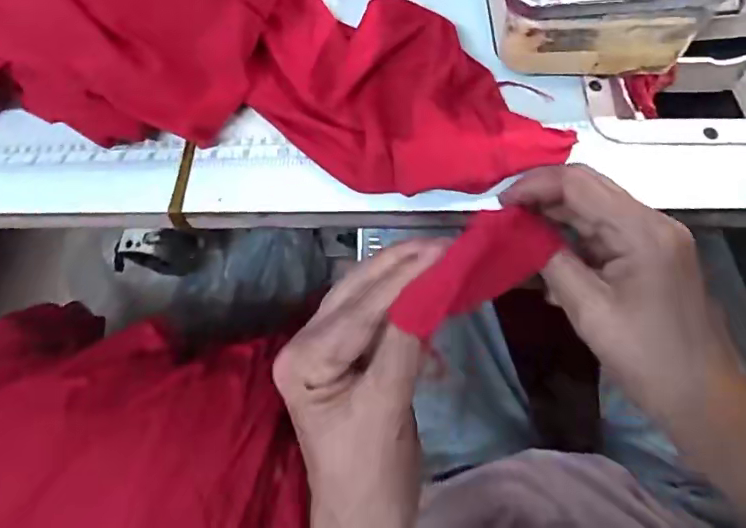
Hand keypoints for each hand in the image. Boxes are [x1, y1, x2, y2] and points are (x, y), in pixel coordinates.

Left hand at [274, 239, 448, 527]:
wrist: (364, 520)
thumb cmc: (370, 474)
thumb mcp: (386, 409)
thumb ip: (404, 344)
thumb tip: (430, 288)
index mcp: (302, 358)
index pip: (362, 308)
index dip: (404, 276)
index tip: (442, 250)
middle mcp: (304, 342)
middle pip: (358, 290)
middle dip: (401, 265)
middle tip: (443, 244)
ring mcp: (323, 345)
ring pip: (366, 294)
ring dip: (403, 276)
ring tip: (440, 256)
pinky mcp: (345, 351)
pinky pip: (376, 313)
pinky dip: (404, 301)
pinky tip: (430, 297)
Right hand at [505, 165, 745, 527]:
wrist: (710, 405)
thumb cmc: (650, 362)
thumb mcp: (591, 312)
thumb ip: (554, 262)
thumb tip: (520, 232)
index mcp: (642, 229)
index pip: (578, 183)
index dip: (535, 185)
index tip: (500, 202)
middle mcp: (653, 221)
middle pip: (589, 188)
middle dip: (543, 195)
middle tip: (504, 212)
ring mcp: (657, 237)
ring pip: (597, 209)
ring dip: (558, 217)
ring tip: (518, 232)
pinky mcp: (655, 255)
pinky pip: (609, 233)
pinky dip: (577, 240)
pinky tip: (549, 257)